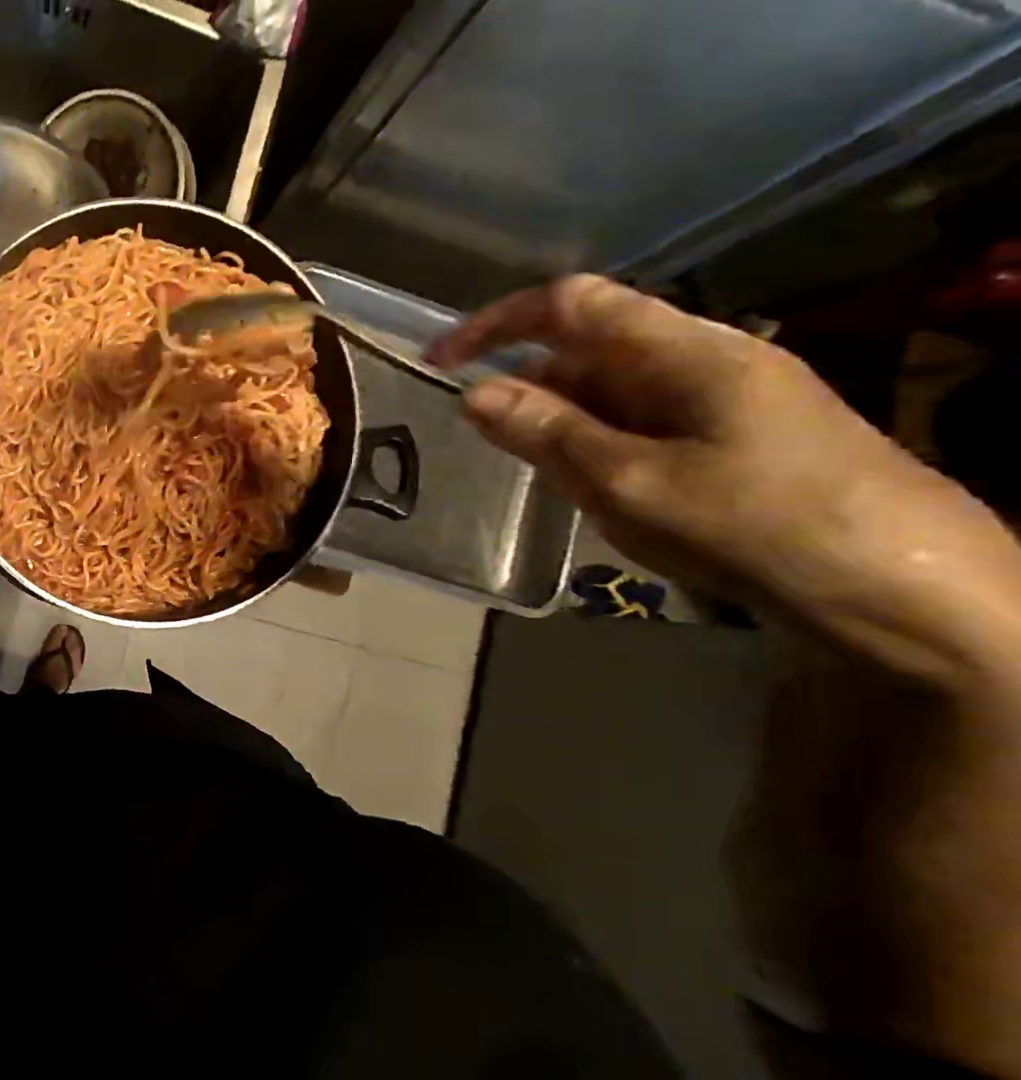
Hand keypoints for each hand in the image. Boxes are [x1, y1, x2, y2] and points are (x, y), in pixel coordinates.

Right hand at [430, 276, 1020, 669]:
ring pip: (608, 391)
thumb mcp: (628, 481)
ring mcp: (720, 398)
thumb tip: (474, 393)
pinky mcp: (730, 435)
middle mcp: (700, 359)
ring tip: (556, 484)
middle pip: (586, 348)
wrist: (901, 589)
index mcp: (682, 351)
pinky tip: (601, 494)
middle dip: (528, 388)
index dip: (497, 321)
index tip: (441, 360)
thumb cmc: (757, 523)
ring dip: (562, 426)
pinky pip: (637, 424)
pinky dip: (597, 448)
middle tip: (492, 446)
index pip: (572, 303)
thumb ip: (547, 432)